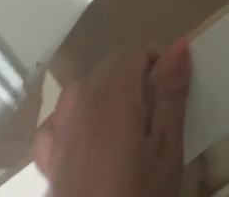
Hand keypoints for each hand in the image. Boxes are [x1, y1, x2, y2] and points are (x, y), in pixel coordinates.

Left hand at [35, 41, 191, 196]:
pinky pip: (58, 122)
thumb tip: (179, 45)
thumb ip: (170, 93)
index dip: (159, 59)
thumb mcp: (167, 147)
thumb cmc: (139, 195)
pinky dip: (76, 117)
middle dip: (137, 74)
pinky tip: (90, 135)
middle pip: (108, 68)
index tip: (177, 87)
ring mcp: (59, 136)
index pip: (133, 52)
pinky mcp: (49, 163)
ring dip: (108, 92)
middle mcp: (79, 108)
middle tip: (163, 109)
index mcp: (111, 99)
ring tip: (132, 120)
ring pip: (82, 90)